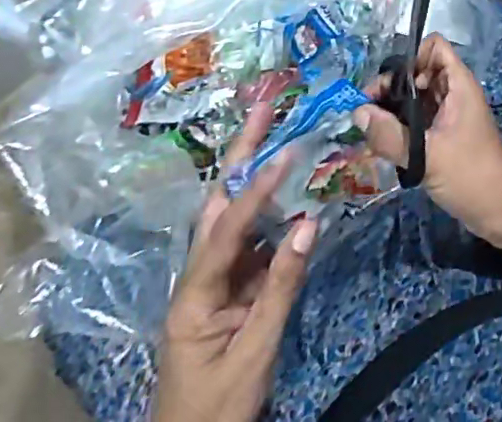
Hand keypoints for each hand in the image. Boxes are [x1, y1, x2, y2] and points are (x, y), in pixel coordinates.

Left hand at [152, 103, 316, 421]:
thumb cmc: (219, 406)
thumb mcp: (255, 351)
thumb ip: (281, 286)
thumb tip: (308, 223)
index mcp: (194, 292)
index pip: (227, 228)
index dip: (257, 190)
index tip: (285, 153)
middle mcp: (196, 274)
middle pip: (218, 204)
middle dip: (240, 154)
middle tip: (262, 109)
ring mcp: (211, 279)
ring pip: (231, 216)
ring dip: (252, 173)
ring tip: (274, 132)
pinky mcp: (227, 289)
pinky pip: (249, 241)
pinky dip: (267, 211)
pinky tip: (286, 191)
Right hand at [355, 35, 501, 248]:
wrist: (501, 210)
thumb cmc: (471, 175)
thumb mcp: (428, 156)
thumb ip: (391, 135)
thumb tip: (357, 112)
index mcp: (459, 84)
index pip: (434, 47)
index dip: (411, 57)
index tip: (391, 86)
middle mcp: (453, 92)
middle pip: (418, 70)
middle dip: (393, 84)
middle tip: (368, 109)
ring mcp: (447, 113)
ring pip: (415, 94)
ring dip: (393, 105)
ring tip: (370, 126)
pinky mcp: (441, 133)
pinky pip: (416, 116)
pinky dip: (400, 123)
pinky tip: (383, 140)